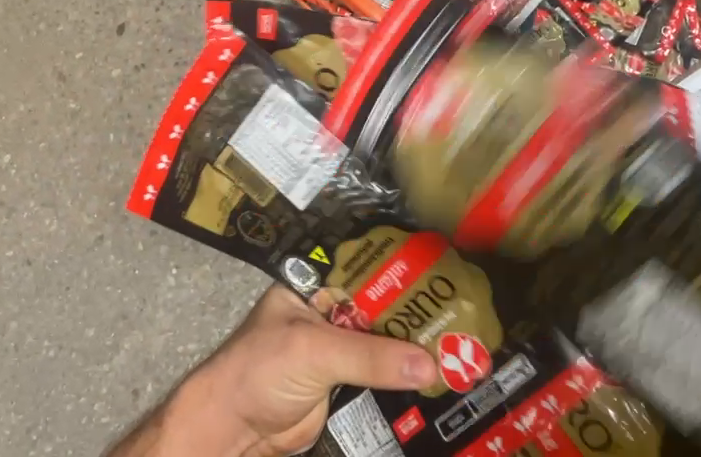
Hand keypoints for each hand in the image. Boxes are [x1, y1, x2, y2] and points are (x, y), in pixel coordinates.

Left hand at [111, 285, 434, 456]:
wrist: (234, 429)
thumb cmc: (259, 369)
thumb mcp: (315, 350)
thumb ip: (369, 356)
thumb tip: (429, 363)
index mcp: (313, 288)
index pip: (364, 271)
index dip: (401, 276)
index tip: (444, 280)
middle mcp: (327, 314)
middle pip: (380, 311)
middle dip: (416, 319)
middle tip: (465, 322)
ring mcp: (336, 353)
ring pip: (384, 348)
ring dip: (416, 354)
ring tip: (465, 353)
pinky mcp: (343, 389)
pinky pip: (381, 381)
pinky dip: (407, 385)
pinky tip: (439, 384)